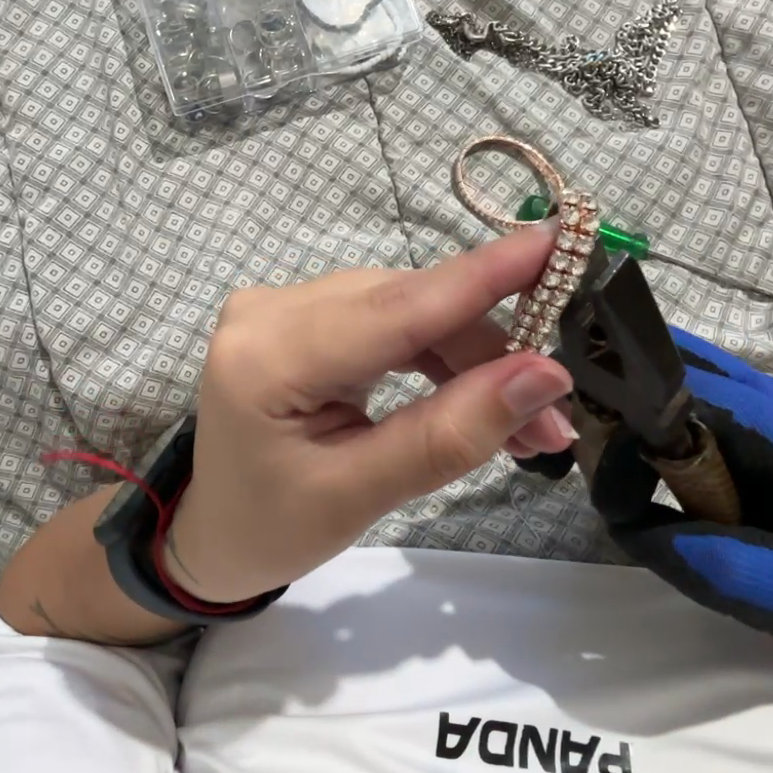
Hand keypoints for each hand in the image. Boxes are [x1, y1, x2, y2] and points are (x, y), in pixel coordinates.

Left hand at [162, 226, 578, 603]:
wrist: (212, 532)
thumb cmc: (272, 529)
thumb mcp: (361, 496)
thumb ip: (451, 433)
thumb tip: (545, 376)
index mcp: (267, 356)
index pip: (395, 308)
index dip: (482, 276)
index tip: (560, 240)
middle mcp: (269, 309)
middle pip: (407, 308)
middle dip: (492, 352)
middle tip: (557, 413)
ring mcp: (280, 305)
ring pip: (404, 311)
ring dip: (471, 359)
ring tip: (531, 427)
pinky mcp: (298, 315)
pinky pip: (385, 319)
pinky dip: (437, 356)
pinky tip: (479, 395)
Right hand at [593, 327, 772, 669]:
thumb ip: (717, 560)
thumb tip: (628, 524)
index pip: (676, 384)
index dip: (623, 408)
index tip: (586, 449)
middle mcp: (757, 393)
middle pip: (660, 357)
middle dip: (611, 387)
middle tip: (576, 440)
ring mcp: (748, 397)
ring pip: (661, 367)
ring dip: (621, 397)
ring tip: (594, 450)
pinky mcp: (738, 414)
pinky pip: (672, 391)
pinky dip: (638, 409)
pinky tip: (620, 452)